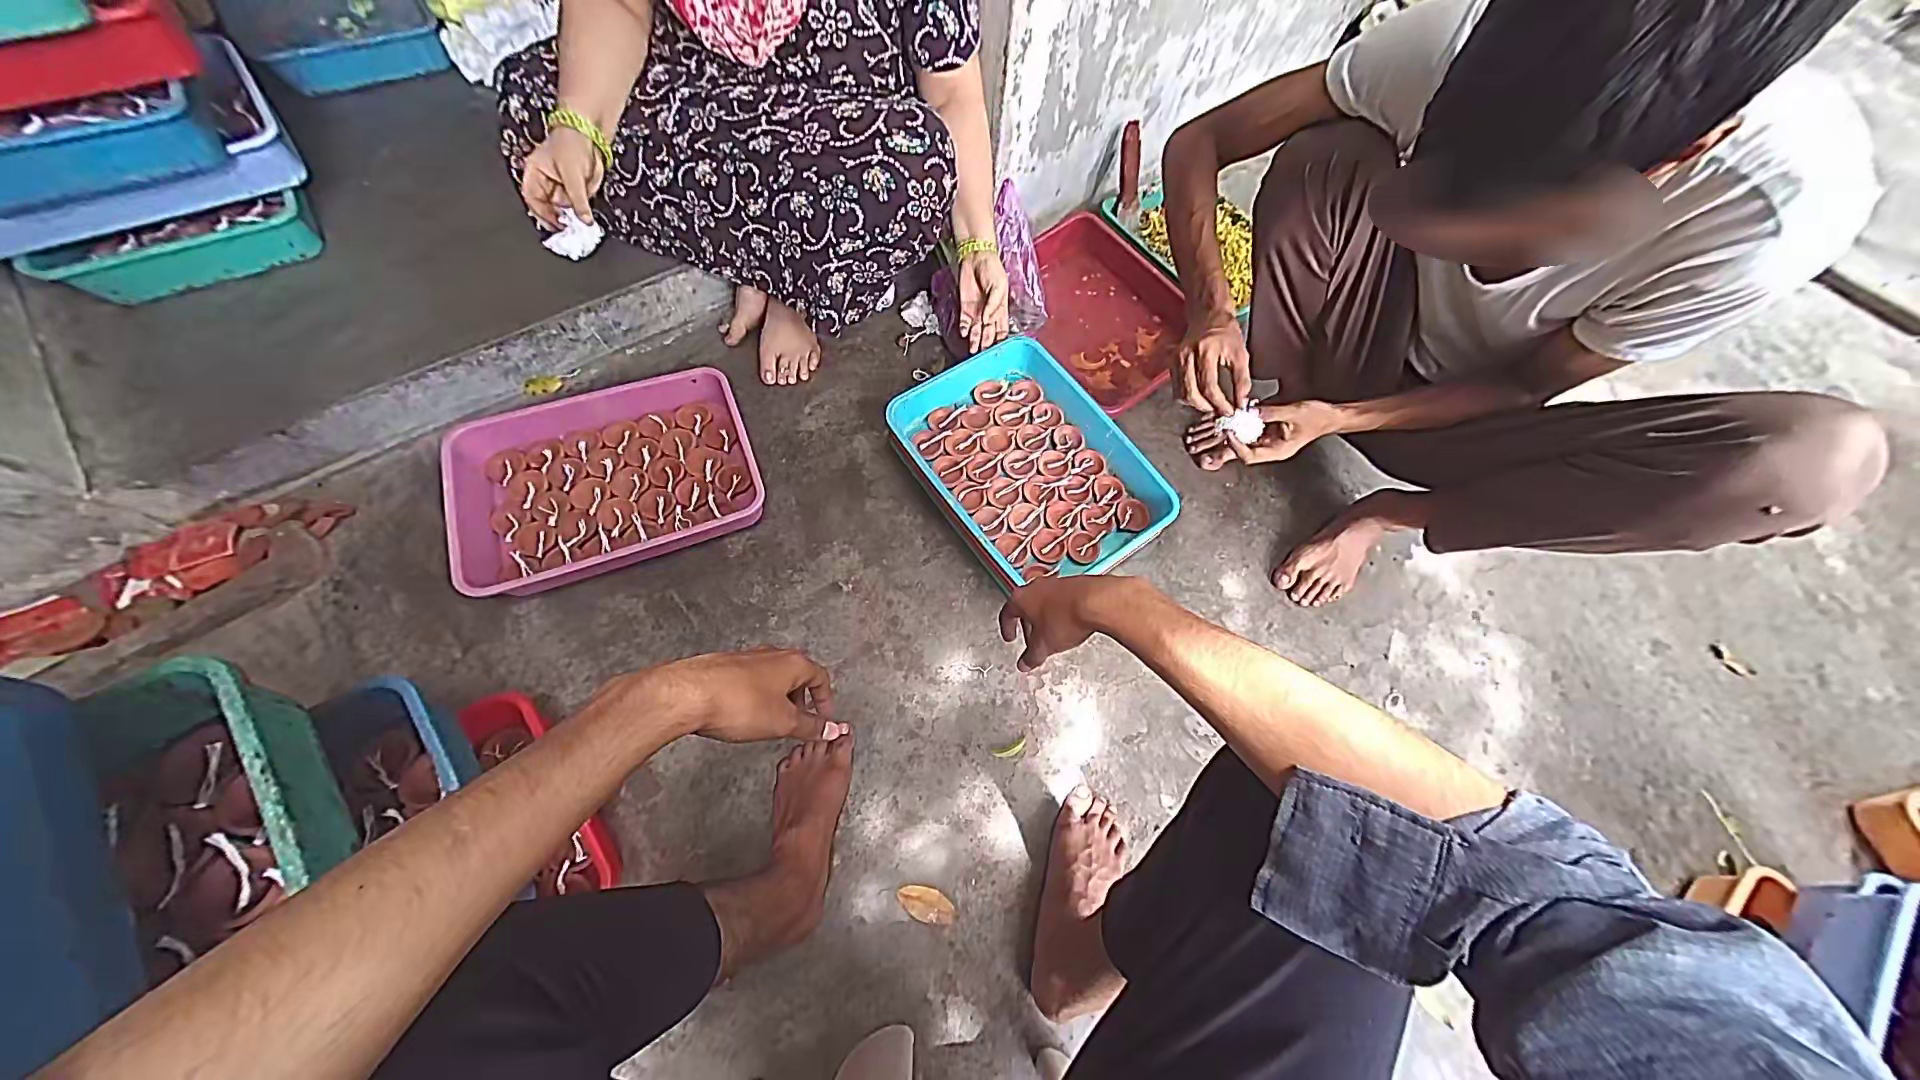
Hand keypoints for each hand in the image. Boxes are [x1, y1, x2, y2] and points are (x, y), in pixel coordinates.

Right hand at [520, 124, 604, 231]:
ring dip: (571, 218)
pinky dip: (580, 214)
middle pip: (547, 208)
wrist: (590, 137)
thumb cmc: (572, 145)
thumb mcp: (573, 175)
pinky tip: (584, 218)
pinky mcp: (575, 191)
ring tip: (578, 224)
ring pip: (563, 210)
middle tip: (569, 229)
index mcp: (535, 173)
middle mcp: (546, 182)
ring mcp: (561, 187)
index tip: (555, 225)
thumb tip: (584, 219)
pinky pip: (576, 207)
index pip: (532, 199)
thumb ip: (579, 199)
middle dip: (557, 219)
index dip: (542, 214)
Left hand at [624, 647, 841, 743]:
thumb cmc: (736, 702)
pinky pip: (749, 681)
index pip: (820, 677)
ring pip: (771, 677)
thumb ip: (810, 726)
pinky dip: (755, 697)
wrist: (687, 695)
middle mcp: (771, 654)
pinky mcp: (724, 667)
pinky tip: (744, 715)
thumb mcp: (783, 722)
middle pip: (796, 675)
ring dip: (777, 698)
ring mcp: (746, 658)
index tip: (824, 717)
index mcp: (793, 662)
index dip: (825, 700)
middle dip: (801, 699)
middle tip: (800, 721)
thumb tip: (829, 728)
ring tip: (771, 721)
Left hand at [957, 248, 1010, 353]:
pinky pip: (964, 322)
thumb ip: (994, 305)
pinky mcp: (965, 308)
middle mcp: (988, 314)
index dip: (1001, 340)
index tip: (999, 349)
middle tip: (984, 354)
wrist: (976, 257)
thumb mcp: (999, 286)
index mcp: (1000, 310)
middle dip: (987, 344)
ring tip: (973, 350)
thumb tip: (987, 320)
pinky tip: (964, 334)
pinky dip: (964, 329)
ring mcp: (976, 312)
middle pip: (988, 333)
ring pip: (976, 331)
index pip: (1002, 330)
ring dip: (975, 341)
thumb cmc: (992, 269)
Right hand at [997, 576, 1135, 671]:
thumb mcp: (1044, 646)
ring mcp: (1056, 583)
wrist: (1097, 602)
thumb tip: (1025, 663)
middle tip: (1032, 641)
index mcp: (1021, 599)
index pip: (1007, 614)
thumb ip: (1031, 656)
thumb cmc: (1067, 617)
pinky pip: (1062, 600)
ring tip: (1054, 635)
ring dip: (1046, 619)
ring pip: (1045, 603)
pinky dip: (1062, 612)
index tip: (1010, 636)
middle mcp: (1036, 587)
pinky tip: (1070, 624)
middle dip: (1029, 626)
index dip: (1007, 628)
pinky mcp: (1074, 584)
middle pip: (1026, 608)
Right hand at [1175, 312, 1252, 415]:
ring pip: (1181, 394)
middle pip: (1191, 393)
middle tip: (1220, 411)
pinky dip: (1188, 398)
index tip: (1230, 411)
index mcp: (1206, 351)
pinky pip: (1176, 389)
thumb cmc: (1226, 335)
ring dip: (1196, 405)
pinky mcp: (1171, 365)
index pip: (1209, 386)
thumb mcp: (1240, 354)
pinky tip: (1200, 397)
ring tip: (1211, 405)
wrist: (1208, 317)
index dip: (1220, 403)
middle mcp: (1187, 356)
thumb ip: (1241, 380)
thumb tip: (1241, 402)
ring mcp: (1176, 360)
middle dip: (1207, 407)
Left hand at [1182, 399, 1343, 470]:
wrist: (1329, 416)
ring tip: (1205, 437)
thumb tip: (1251, 412)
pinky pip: (1245, 432)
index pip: (1248, 455)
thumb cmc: (1317, 417)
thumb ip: (1272, 413)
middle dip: (1220, 450)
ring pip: (1239, 443)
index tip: (1228, 433)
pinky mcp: (1264, 432)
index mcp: (1276, 451)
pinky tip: (1222, 423)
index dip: (1236, 446)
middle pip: (1238, 453)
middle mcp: (1267, 449)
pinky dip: (1234, 428)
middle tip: (1201, 448)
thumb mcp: (1294, 413)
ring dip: (1223, 439)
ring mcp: (1265, 441)